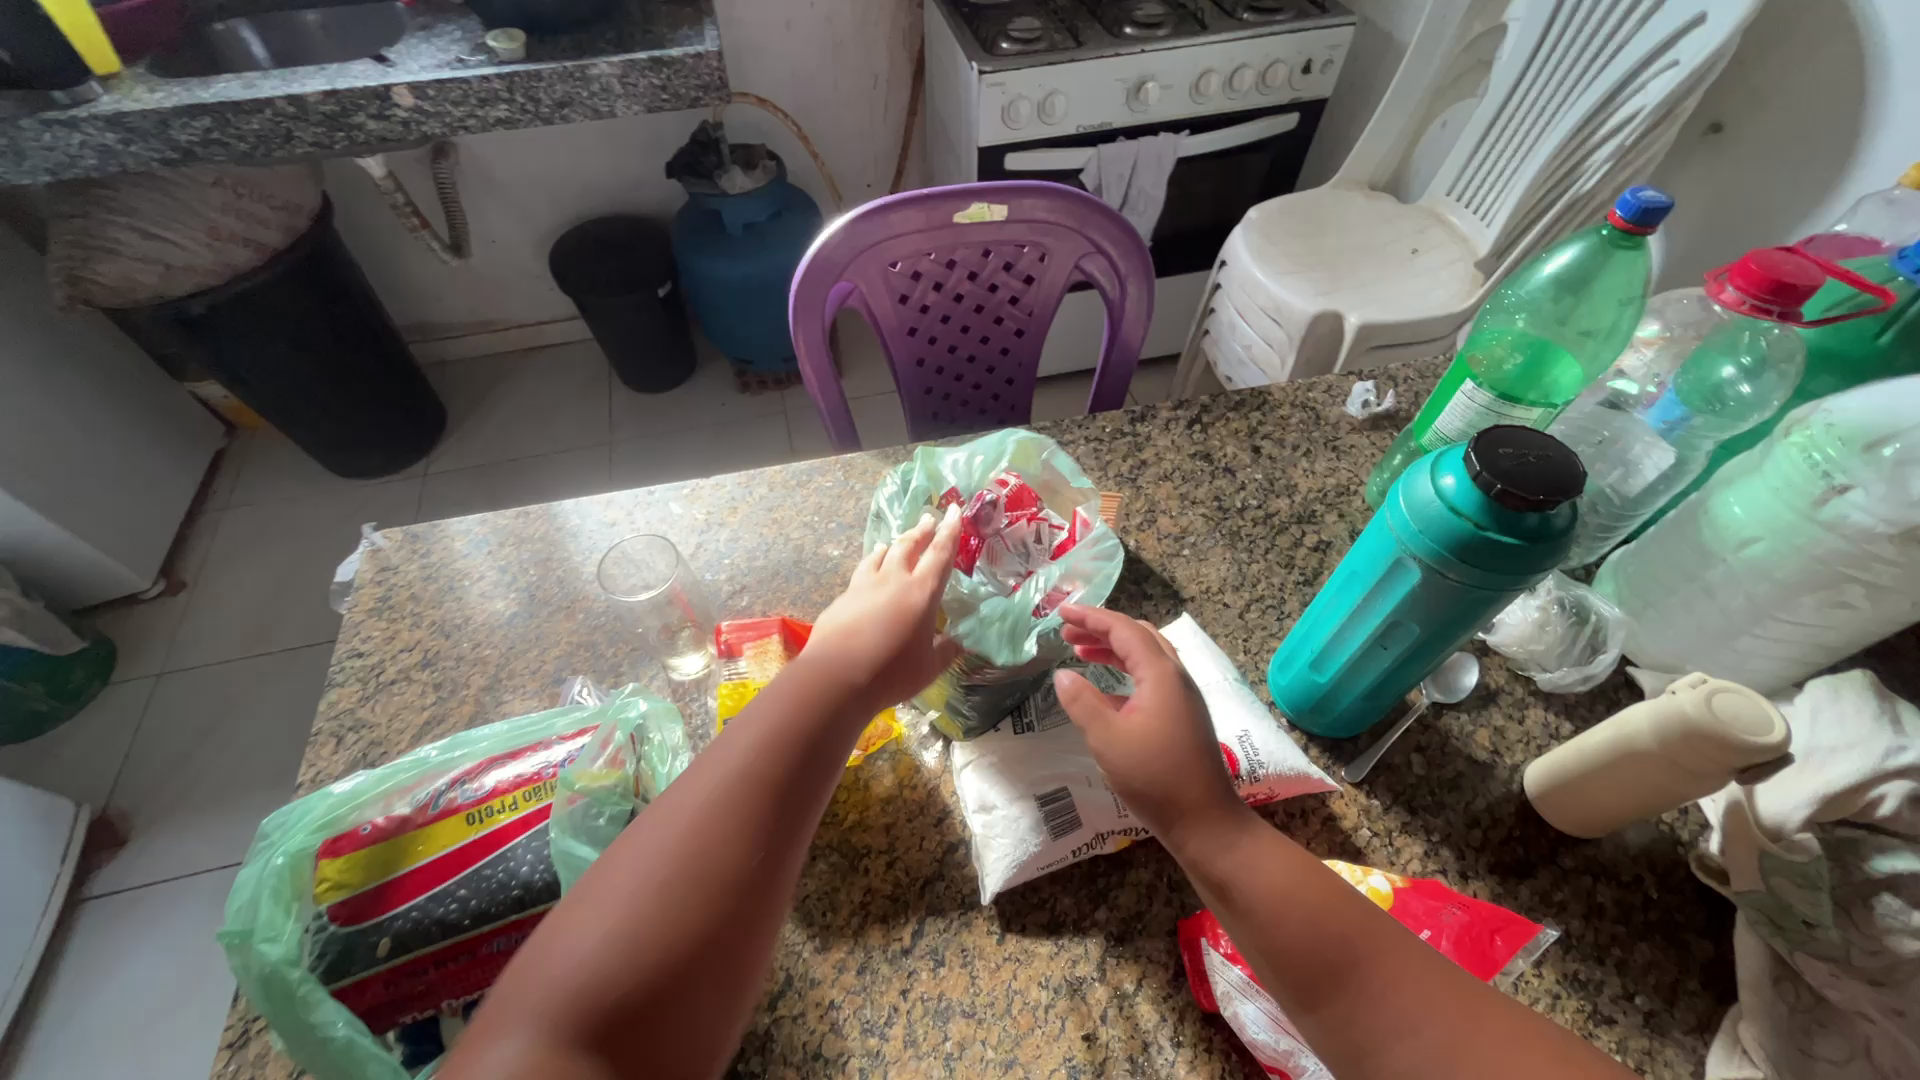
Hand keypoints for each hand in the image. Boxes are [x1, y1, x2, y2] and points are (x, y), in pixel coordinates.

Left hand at [805, 505, 964, 716]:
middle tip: (928, 520)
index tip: (953, 511)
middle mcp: (894, 580)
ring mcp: (865, 585)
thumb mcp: (928, 668)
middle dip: (922, 531)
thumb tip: (959, 642)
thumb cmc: (891, 674)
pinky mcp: (844, 596)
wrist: (836, 676)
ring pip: (882, 554)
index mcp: (922, 593)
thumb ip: (945, 651)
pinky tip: (870, 566)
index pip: (941, 554)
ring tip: (897, 540)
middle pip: (909, 546)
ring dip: (894, 544)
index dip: (950, 531)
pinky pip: (863, 570)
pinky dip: (872, 561)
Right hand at [1052, 605, 1250, 847]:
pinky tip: (1105, 690)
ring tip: (1080, 653)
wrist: (1206, 822)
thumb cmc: (1155, 778)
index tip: (1061, 611)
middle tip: (1067, 633)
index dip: (1091, 617)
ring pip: (1147, 657)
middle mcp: (1176, 677)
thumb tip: (1063, 674)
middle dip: (1101, 629)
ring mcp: (1183, 697)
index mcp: (1161, 674)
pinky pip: (1152, 677)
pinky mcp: (1183, 716)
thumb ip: (1082, 702)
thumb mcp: (1107, 739)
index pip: (1123, 630)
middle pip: (1138, 637)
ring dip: (1113, 650)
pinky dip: (1125, 671)